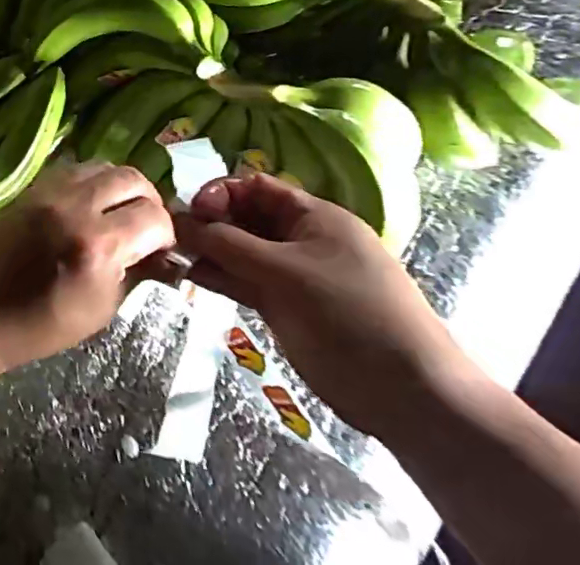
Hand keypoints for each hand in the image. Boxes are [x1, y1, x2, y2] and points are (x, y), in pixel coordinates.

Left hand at [0, 162, 174, 375]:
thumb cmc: (42, 324)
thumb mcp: (102, 309)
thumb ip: (138, 273)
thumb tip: (165, 255)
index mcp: (97, 246)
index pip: (154, 217)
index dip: (165, 234)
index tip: (159, 249)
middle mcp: (77, 208)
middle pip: (133, 179)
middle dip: (148, 202)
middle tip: (144, 226)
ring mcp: (52, 191)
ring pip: (106, 167)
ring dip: (122, 187)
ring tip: (119, 212)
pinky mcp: (35, 186)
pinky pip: (78, 168)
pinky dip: (94, 182)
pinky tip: (92, 205)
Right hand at [175, 174, 481, 437]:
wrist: (407, 393)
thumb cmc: (349, 315)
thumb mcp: (285, 272)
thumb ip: (229, 244)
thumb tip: (180, 220)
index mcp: (314, 216)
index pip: (256, 187)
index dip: (221, 192)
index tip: (190, 210)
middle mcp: (301, 239)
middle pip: (246, 217)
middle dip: (210, 221)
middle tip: (172, 235)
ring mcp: (293, 275)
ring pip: (242, 251)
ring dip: (210, 250)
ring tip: (174, 255)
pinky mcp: (286, 306)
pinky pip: (246, 281)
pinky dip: (221, 277)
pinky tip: (192, 275)